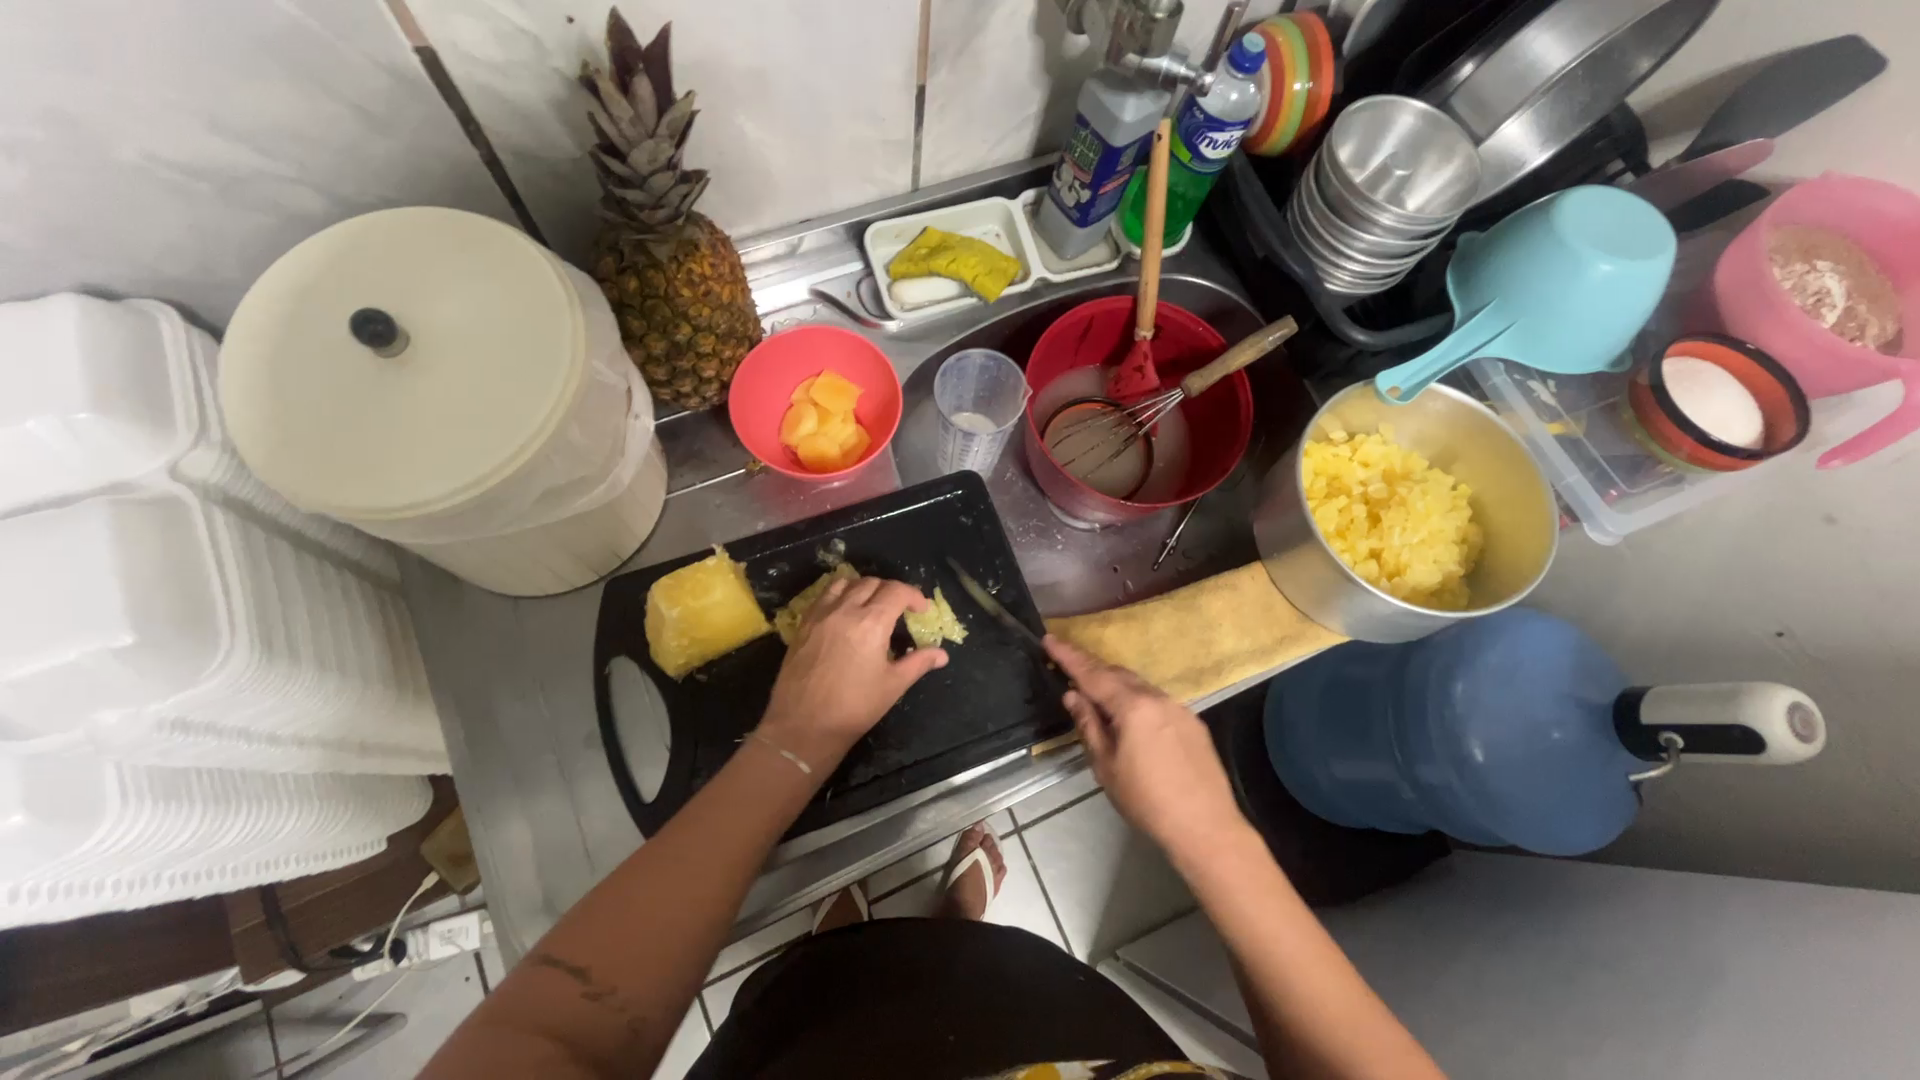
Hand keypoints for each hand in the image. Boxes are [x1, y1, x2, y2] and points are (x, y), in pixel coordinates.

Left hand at [758, 576, 948, 767]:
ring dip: (863, 588)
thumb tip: (942, 655)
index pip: (897, 591)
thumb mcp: (893, 686)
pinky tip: (844, 613)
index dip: (914, 596)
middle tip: (899, 609)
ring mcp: (820, 615)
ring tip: (871, 605)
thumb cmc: (854, 708)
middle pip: (871, 583)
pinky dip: (839, 595)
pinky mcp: (803, 625)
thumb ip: (918, 663)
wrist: (803, 726)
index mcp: (871, 623)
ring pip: (845, 583)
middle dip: (890, 591)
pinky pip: (823, 596)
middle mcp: (844, 610)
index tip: (921, 610)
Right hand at [1044, 635, 1247, 857]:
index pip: (1093, 674)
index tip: (1049, 639)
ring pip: (1139, 687)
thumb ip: (1089, 726)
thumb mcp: (1106, 767)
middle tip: (1067, 669)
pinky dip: (1136, 701)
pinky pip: (1157, 701)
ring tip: (1095, 696)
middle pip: (1118, 674)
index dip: (1068, 656)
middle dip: (1092, 669)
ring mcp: (1179, 708)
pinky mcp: (1193, 723)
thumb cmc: (1147, 801)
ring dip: (1115, 686)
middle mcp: (1158, 698)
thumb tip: (1073, 696)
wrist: (1206, 826)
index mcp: (1133, 707)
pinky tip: (1129, 720)